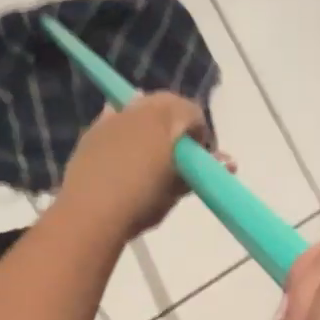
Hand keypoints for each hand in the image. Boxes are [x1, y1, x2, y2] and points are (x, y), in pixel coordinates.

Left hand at [53, 92, 222, 240]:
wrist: (90, 213)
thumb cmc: (140, 203)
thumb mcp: (174, 192)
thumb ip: (198, 173)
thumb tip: (229, 162)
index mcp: (169, 117)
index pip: (193, 114)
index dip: (199, 136)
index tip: (197, 160)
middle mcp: (143, 107)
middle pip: (166, 105)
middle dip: (174, 125)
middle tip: (175, 156)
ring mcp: (115, 115)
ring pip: (139, 109)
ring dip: (149, 125)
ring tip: (149, 155)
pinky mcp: (93, 130)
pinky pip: (114, 118)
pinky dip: (123, 128)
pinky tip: (123, 150)